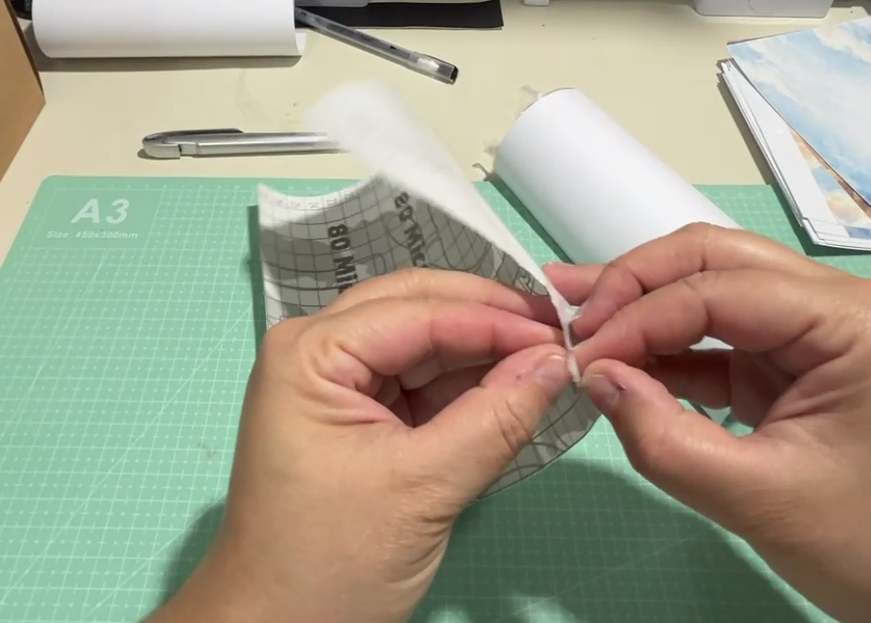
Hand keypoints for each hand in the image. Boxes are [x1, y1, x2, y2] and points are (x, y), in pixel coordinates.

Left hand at [152, 270, 570, 622]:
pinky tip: (509, 377)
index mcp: (312, 351)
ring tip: (544, 351)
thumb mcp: (421, 491)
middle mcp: (319, 346)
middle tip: (555, 327)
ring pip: (421, 335)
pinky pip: (419, 373)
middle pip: (416, 306)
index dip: (492, 318)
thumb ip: (494, 420)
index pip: (416, 312)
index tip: (559, 331)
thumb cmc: (331, 564)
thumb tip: (557, 362)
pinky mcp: (357, 406)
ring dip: (480, 344)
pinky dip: (465, 377)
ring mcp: (336, 374)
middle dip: (486, 315)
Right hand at [546, 226, 870, 622]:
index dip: (637, 317)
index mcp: (844, 318)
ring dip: (640, 302)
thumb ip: (668, 440)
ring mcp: (807, 328)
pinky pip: (713, 333)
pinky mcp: (788, 361)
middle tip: (570, 313)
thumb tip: (594, 377)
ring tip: (576, 311)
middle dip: (633, 283)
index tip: (579, 357)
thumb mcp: (768, 504)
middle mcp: (827, 302)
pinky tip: (618, 355)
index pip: (714, 289)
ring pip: (705, 284)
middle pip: (708, 258)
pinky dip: (662, 344)